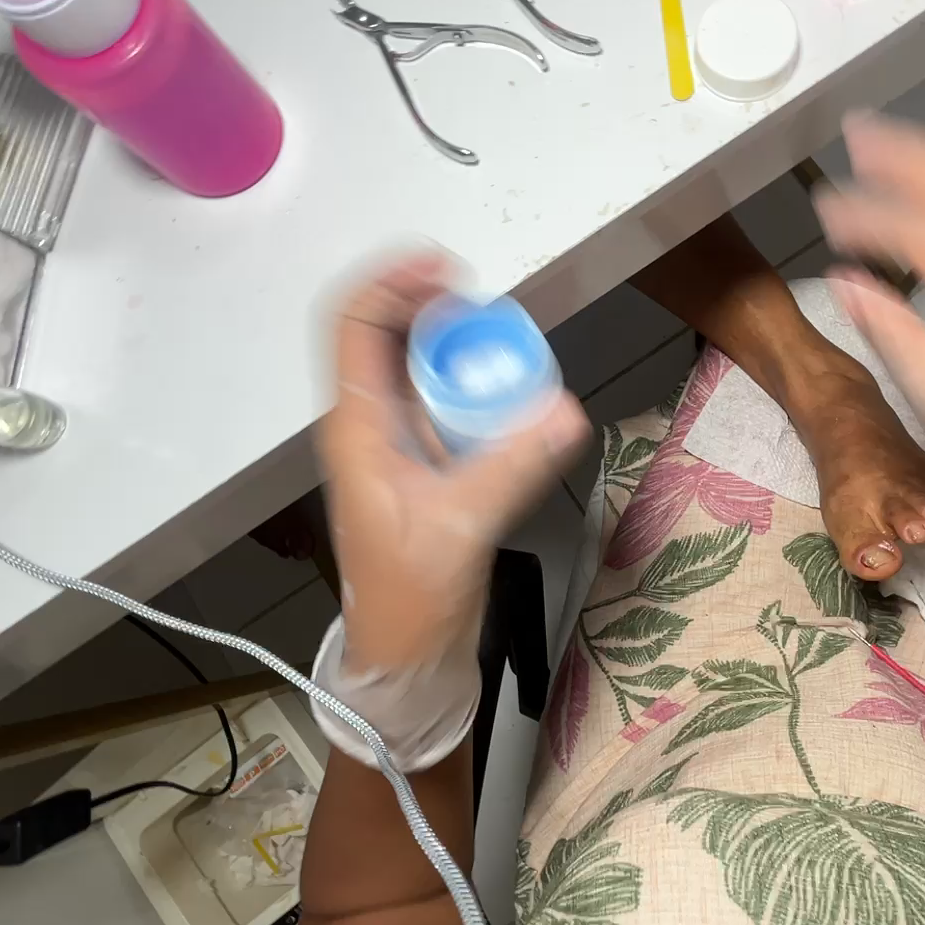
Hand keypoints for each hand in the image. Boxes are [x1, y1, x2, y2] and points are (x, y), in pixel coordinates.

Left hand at [316, 252, 587, 765]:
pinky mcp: (427, 470)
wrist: (406, 656)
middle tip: (493, 313)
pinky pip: (450, 410)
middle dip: (437, 313)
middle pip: (391, 339)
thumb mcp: (459, 525)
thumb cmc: (410, 596)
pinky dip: (480, 392)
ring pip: (422, 373)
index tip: (446, 268)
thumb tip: (567, 410)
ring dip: (462, 353)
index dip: (393, 283)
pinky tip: (514, 401)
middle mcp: (372, 426)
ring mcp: (400, 448)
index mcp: (358, 427)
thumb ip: (512, 465)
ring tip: (509, 350)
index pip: (357, 326)